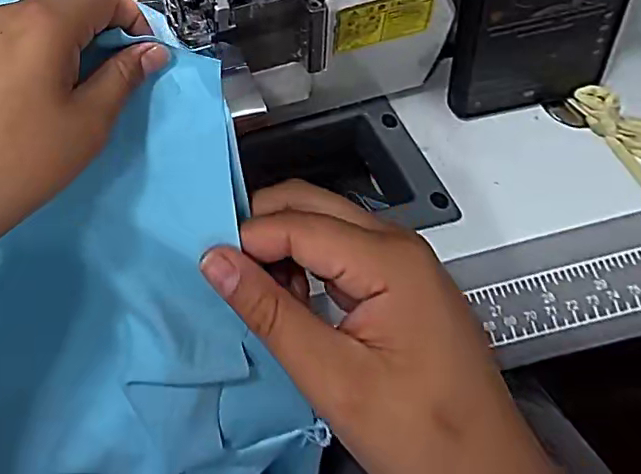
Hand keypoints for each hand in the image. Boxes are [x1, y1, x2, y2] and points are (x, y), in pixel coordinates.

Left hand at [0, 0, 168, 262]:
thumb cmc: (20, 158)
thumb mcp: (87, 121)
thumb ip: (123, 77)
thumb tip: (150, 51)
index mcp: (46, 18)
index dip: (134, 21)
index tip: (146, 58)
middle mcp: (13, 12)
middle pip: (73, 2)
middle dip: (105, 30)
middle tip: (119, 78)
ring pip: (46, 19)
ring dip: (75, 42)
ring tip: (83, 91)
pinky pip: (20, 36)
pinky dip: (46, 51)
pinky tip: (45, 94)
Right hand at [199, 182, 553, 473]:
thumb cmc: (426, 438)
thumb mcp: (335, 380)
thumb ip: (270, 313)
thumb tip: (216, 260)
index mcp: (389, 260)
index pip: (295, 223)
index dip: (248, 239)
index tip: (214, 267)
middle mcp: (396, 243)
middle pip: (306, 203)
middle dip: (261, 229)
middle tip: (231, 271)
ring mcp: (401, 257)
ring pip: (318, 218)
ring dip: (281, 244)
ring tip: (266, 296)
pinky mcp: (398, 276)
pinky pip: (336, 243)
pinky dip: (304, 259)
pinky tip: (296, 300)